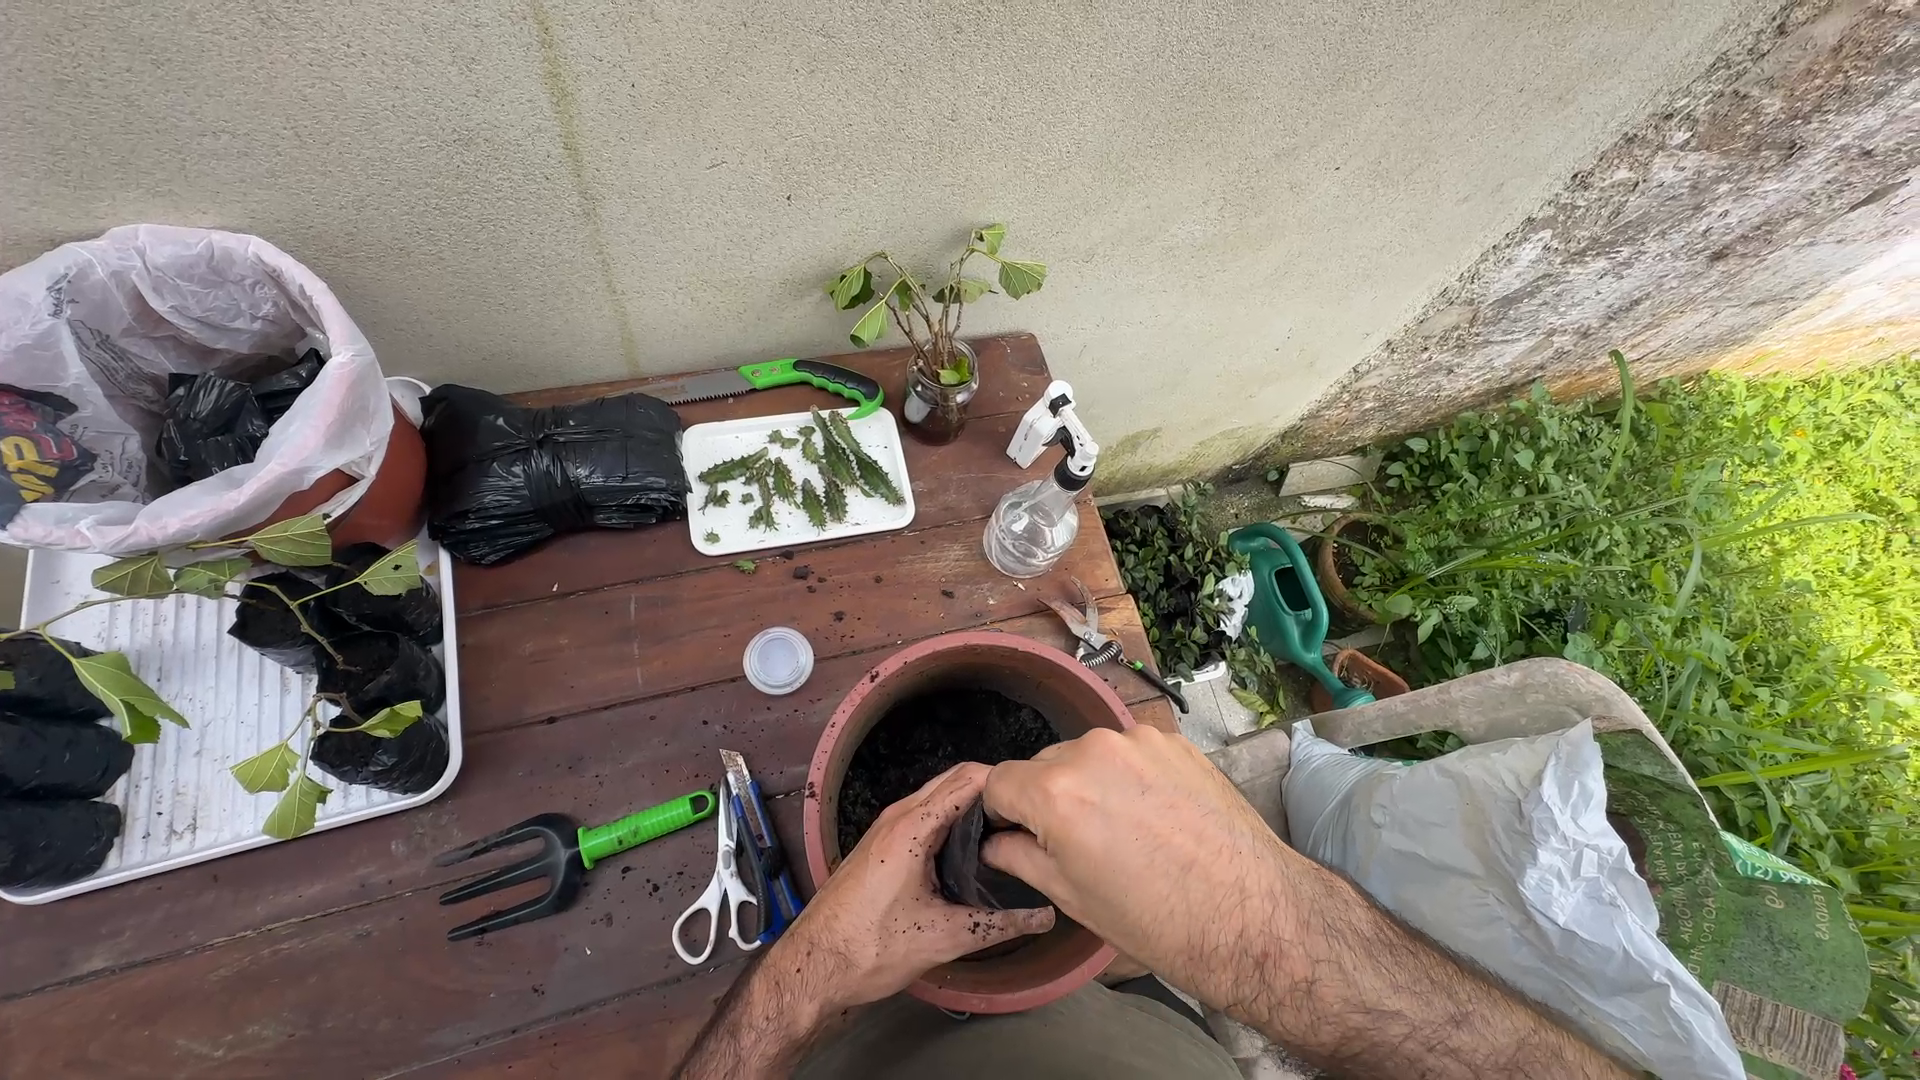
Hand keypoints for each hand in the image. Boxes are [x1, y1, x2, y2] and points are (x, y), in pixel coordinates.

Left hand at [784, 762, 1055, 1009]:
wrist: (812, 965)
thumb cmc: (872, 947)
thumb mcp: (944, 937)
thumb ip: (999, 923)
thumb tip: (1045, 917)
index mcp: (914, 826)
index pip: (968, 779)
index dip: (1004, 783)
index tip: (1034, 800)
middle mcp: (899, 814)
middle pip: (953, 778)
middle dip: (991, 788)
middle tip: (1027, 813)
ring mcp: (886, 825)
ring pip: (937, 794)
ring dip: (970, 801)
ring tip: (1007, 826)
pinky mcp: (881, 841)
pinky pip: (923, 811)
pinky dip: (950, 815)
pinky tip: (970, 844)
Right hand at [981, 726, 1299, 1009]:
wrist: (1254, 915)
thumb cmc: (1157, 920)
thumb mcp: (1072, 897)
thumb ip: (1020, 857)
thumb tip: (994, 842)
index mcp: (1056, 792)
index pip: (998, 781)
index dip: (1000, 812)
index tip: (1016, 833)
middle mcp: (1090, 751)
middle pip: (1042, 764)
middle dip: (1046, 796)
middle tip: (1076, 839)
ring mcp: (1136, 740)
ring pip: (1087, 754)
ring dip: (1089, 781)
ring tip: (1123, 826)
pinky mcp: (1172, 741)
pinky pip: (1129, 751)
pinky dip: (1129, 774)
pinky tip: (1155, 812)